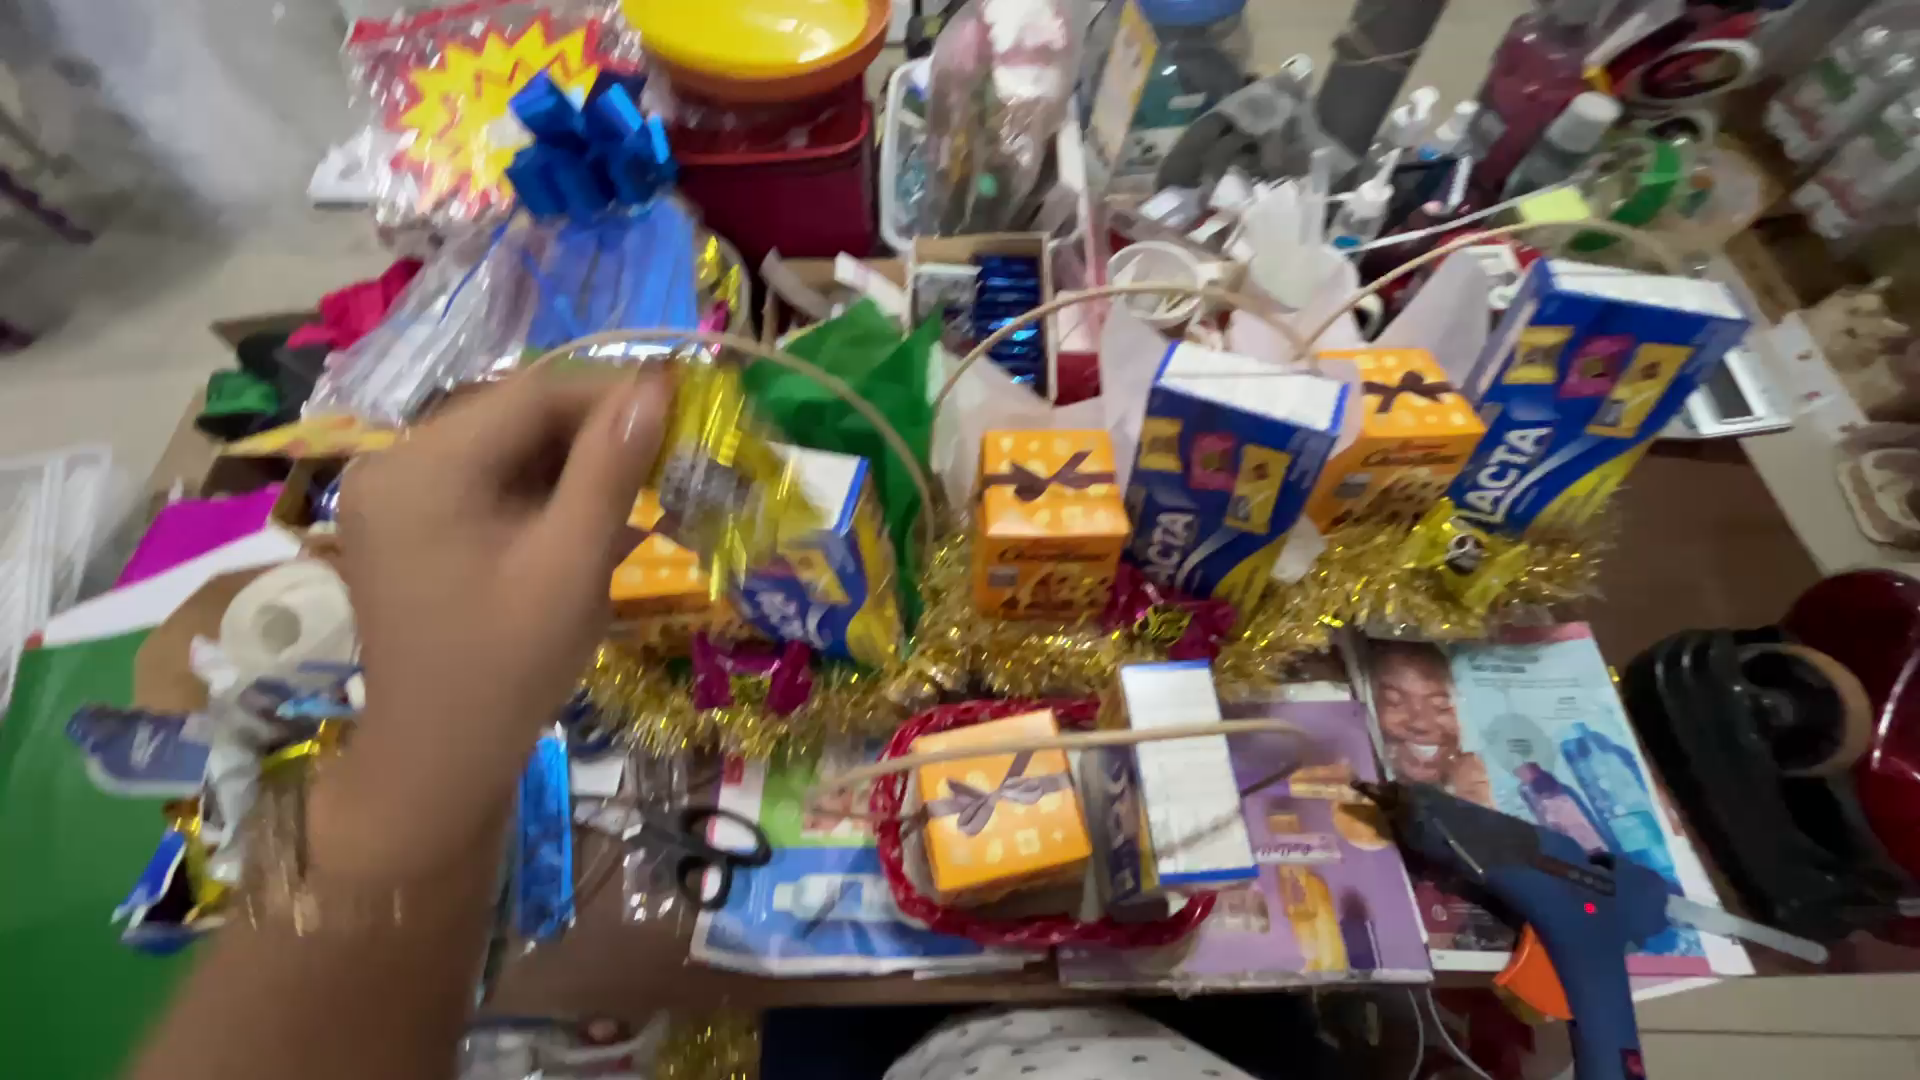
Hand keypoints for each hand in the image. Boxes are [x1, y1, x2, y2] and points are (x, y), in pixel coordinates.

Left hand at [317, 367, 673, 882]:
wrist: (443, 755)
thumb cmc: (511, 663)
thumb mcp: (572, 562)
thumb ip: (612, 469)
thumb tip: (656, 386)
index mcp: (423, 469)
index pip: (531, 396)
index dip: (612, 396)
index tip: (680, 411)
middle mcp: (396, 465)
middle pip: (515, 417)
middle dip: (597, 433)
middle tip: (668, 457)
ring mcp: (400, 495)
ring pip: (508, 448)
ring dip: (578, 462)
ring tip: (640, 490)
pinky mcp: (415, 523)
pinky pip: (493, 482)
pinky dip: (548, 491)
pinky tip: (591, 517)